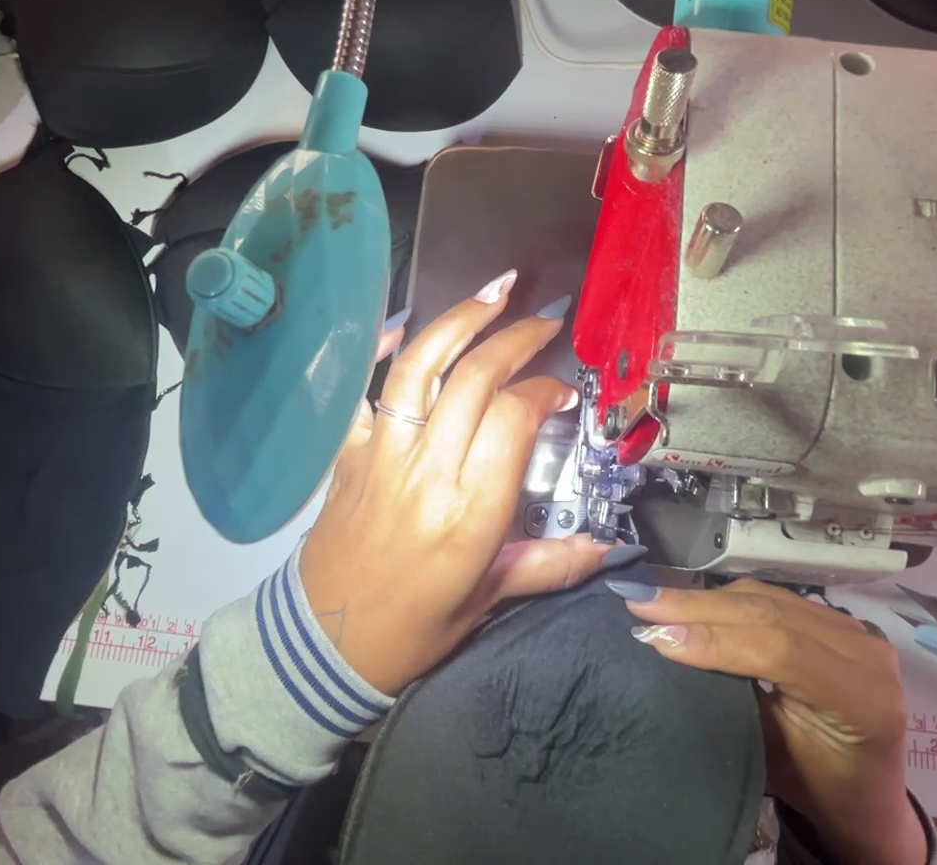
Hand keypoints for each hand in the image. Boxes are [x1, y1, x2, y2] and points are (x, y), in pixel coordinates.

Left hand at [299, 269, 632, 695]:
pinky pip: (360, 390)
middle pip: (475, 380)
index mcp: (469, 511)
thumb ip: (551, 563)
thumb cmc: (415, 626)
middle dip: (516, 339)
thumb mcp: (490, 599)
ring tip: (493, 291)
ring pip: (419, 368)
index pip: (514, 419)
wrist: (326, 644)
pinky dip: (377, 350)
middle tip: (544, 320)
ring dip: (458, 321)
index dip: (545, 391)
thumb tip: (610, 549)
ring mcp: (380, 455)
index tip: (561, 393)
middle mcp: (426, 470)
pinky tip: (401, 322)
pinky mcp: (347, 453)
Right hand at [620, 579, 926, 864]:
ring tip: (653, 598)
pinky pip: (774, 597)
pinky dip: (725, 599)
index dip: (715, 638)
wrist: (867, 797)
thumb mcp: (773, 757)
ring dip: (705, 598)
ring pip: (766, 597)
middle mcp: (865, 652)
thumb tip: (667, 647)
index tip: (655, 636)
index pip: (781, 650)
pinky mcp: (835, 618)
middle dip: (698, 606)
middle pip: (771, 613)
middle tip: (639, 602)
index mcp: (862, 698)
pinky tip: (689, 600)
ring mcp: (854, 629)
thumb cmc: (819, 788)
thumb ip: (732, 699)